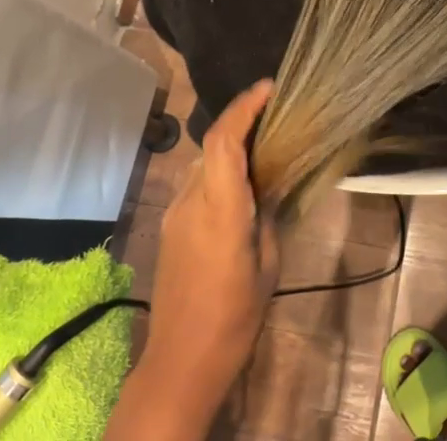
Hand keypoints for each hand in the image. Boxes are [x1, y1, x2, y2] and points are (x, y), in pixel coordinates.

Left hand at [143, 81, 280, 390]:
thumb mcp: (267, 265)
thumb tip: (269, 187)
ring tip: (265, 146)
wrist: (180, 359)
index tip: (270, 88)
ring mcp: (175, 214)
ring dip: (229, 146)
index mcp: (219, 209)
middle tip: (277, 114)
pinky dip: (219, 170)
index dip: (244, 107)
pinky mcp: (170, 227)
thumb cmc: (235, 317)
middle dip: (241, 120)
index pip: (223, 140)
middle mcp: (191, 202)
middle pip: (211, 144)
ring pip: (202, 162)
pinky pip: (196, 184)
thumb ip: (266, 216)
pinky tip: (242, 183)